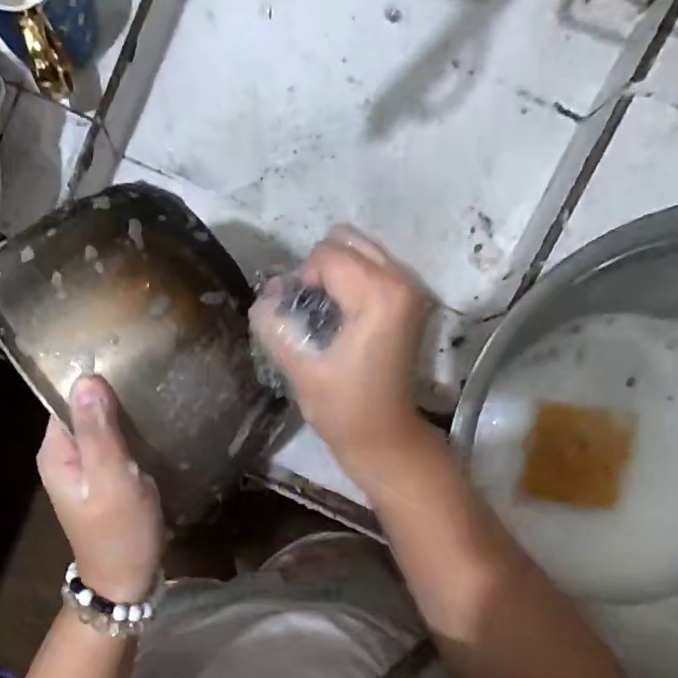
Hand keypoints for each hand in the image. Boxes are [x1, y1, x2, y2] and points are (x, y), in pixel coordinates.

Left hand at [37, 375, 164, 603]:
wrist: (126, 582)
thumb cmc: (119, 531)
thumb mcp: (111, 478)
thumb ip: (98, 431)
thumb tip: (86, 379)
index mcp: (55, 453)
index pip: (66, 400)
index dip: (93, 383)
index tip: (127, 368)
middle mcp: (63, 457)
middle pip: (84, 411)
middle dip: (113, 398)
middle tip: (149, 383)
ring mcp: (83, 470)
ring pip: (102, 428)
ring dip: (125, 418)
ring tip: (155, 400)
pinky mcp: (103, 480)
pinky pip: (114, 446)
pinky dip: (130, 438)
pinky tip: (152, 430)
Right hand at [250, 225, 430, 476]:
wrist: (384, 436)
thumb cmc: (342, 407)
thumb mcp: (298, 367)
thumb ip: (274, 323)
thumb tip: (266, 293)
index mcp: (379, 295)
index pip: (326, 255)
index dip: (301, 281)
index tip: (299, 318)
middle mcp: (402, 281)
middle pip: (346, 241)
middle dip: (318, 270)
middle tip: (311, 312)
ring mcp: (411, 289)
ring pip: (360, 250)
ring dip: (334, 274)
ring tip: (325, 314)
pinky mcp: (410, 300)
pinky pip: (372, 267)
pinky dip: (350, 281)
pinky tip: (341, 317)